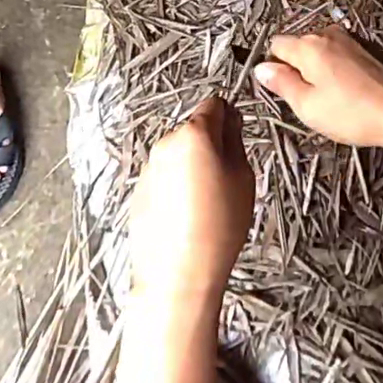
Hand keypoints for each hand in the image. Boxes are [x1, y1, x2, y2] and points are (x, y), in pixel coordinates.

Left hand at [128, 94, 254, 298]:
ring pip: (179, 155)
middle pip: (195, 130)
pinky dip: (177, 187)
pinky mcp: (140, 192)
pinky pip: (165, 178)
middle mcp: (166, 144)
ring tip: (208, 202)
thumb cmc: (217, 228)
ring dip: (193, 167)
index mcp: (194, 134)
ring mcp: (149, 169)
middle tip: (227, 176)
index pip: (214, 105)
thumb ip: (235, 140)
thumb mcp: (243, 177)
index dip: (229, 117)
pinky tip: (188, 215)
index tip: (237, 133)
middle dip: (211, 145)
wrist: (177, 277)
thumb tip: (231, 122)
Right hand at [254, 28, 382, 149]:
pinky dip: (338, 70)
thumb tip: (262, 70)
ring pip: (320, 52)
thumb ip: (281, 84)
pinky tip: (348, 93)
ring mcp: (349, 40)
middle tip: (308, 100)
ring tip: (332, 99)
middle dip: (297, 69)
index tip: (281, 88)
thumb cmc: (355, 112)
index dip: (274, 67)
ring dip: (319, 70)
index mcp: (308, 47)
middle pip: (298, 47)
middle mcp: (328, 36)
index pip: (275, 45)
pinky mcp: (365, 49)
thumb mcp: (307, 106)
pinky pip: (340, 56)